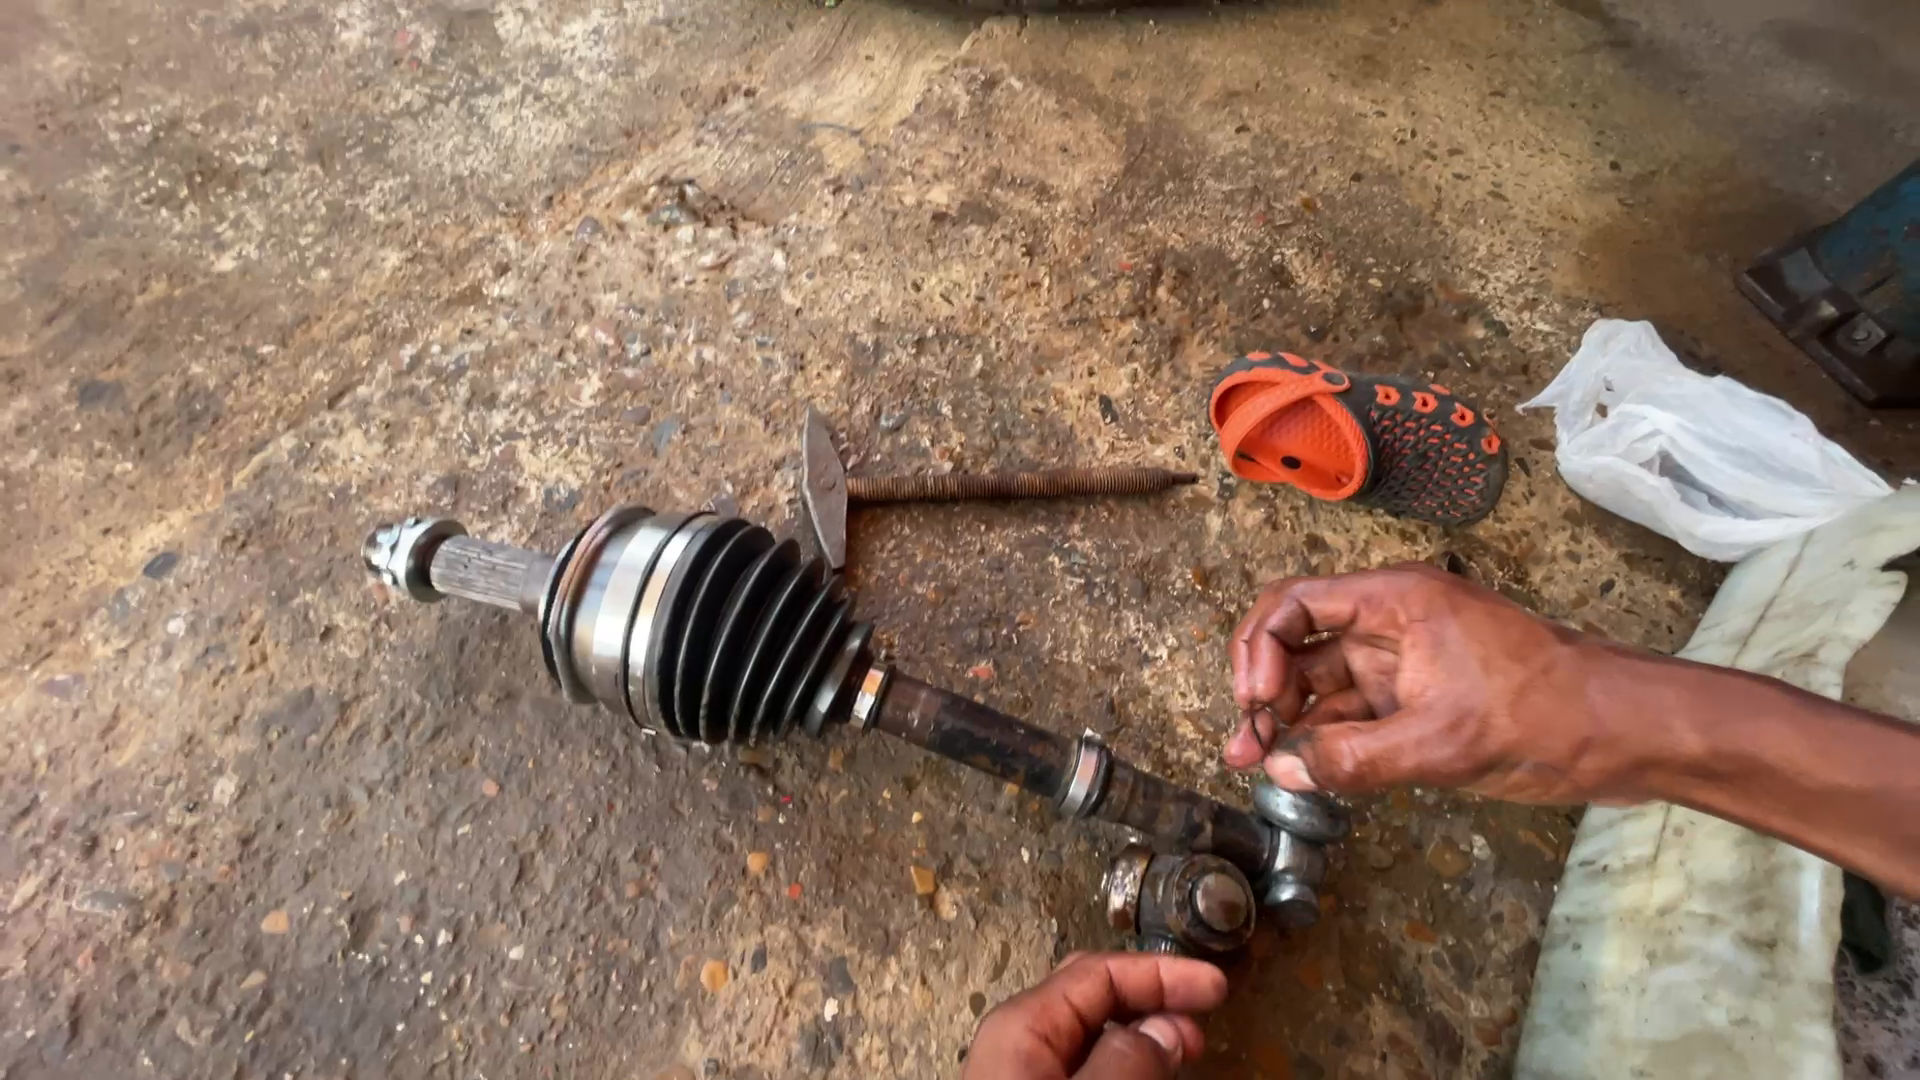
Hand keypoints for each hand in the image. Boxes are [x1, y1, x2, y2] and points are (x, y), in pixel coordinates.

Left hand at [961, 952, 1228, 1079]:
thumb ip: (1127, 1065)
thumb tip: (1166, 1027)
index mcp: (1026, 1026)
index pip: (1099, 975)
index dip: (1161, 974)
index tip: (1219, 988)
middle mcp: (1022, 1043)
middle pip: (1094, 999)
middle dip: (1150, 1001)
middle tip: (1203, 1028)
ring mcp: (1025, 1078)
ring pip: (1091, 1040)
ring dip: (1139, 1040)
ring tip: (1186, 1057)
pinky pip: (1082, 1074)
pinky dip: (1120, 1074)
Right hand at [1225, 563, 1649, 803]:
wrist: (1638, 737)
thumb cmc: (1547, 716)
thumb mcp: (1444, 742)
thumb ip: (1353, 757)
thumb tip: (1280, 768)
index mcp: (1392, 600)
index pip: (1295, 602)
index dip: (1261, 646)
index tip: (1257, 699)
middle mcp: (1384, 622)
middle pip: (1296, 642)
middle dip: (1263, 687)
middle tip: (1244, 737)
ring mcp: (1396, 661)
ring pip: (1317, 681)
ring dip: (1284, 717)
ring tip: (1252, 758)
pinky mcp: (1410, 697)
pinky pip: (1348, 711)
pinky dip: (1320, 736)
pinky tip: (1296, 764)